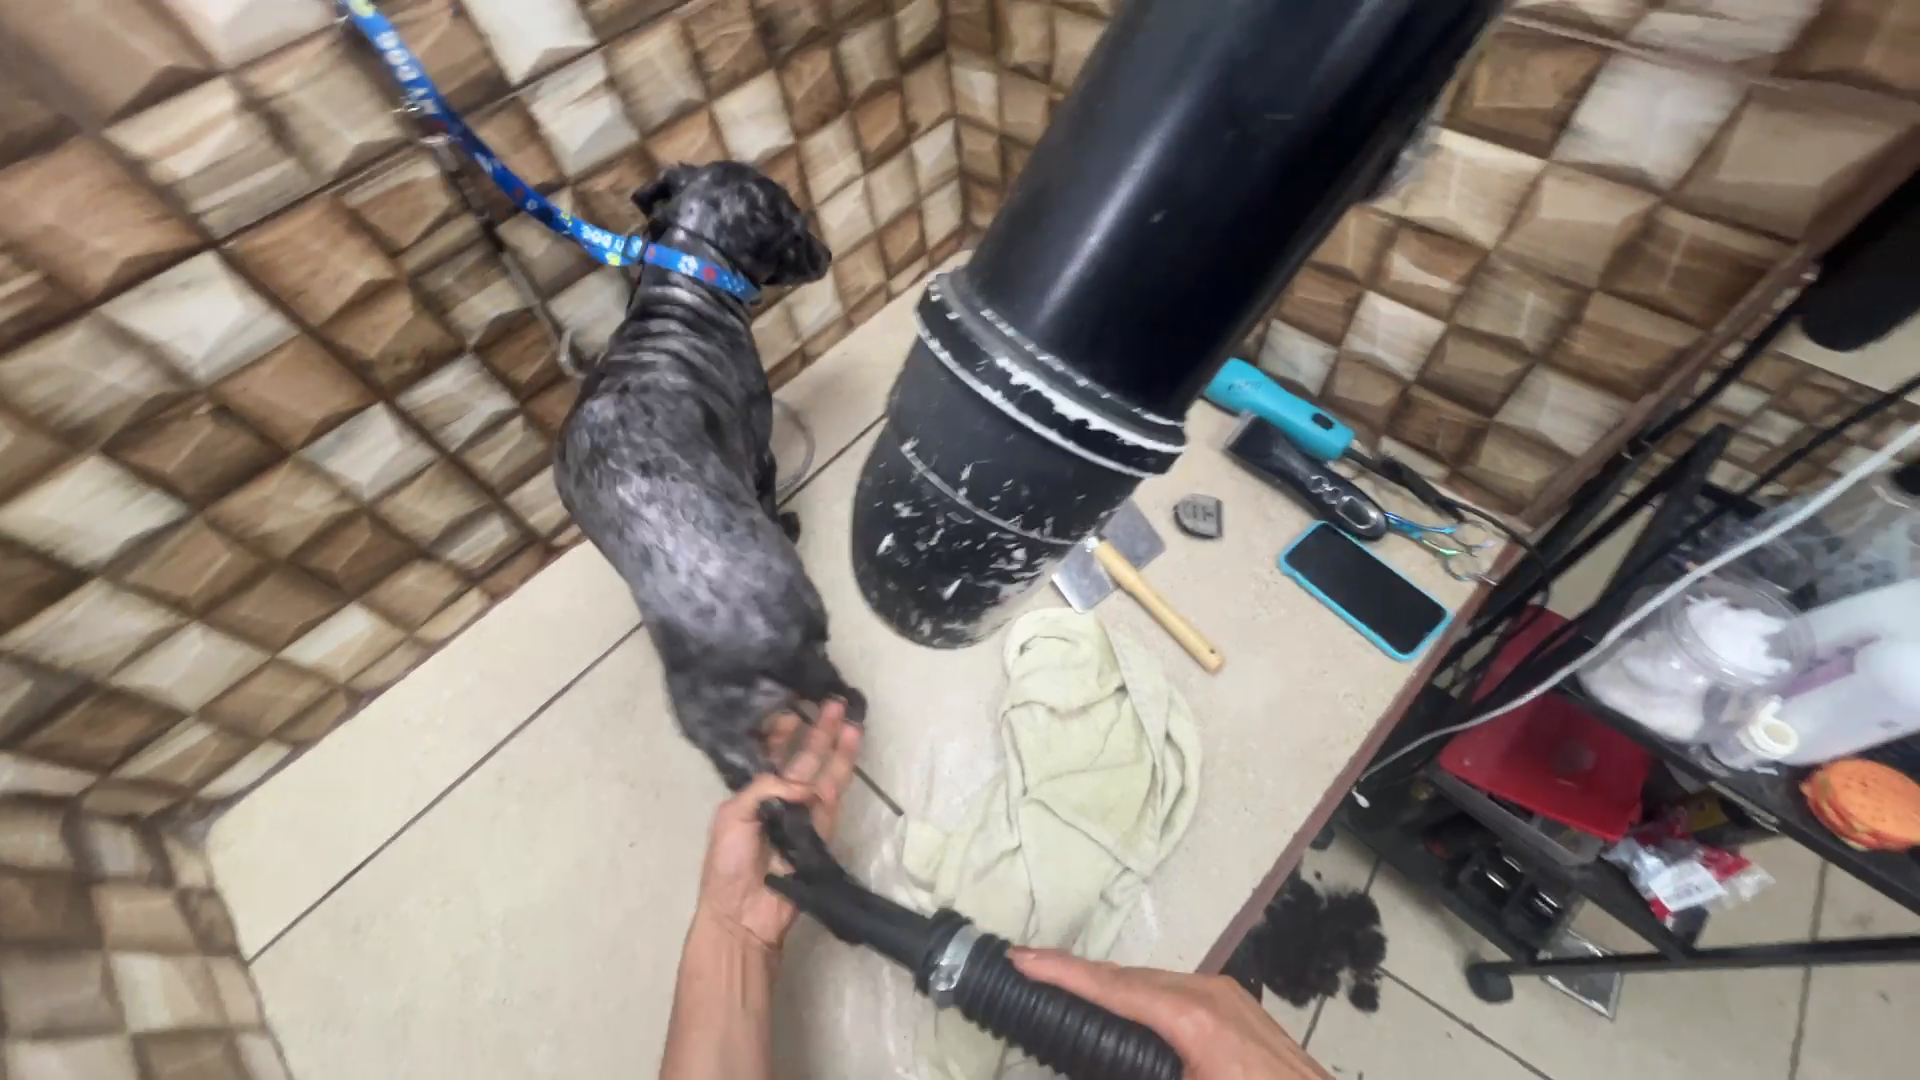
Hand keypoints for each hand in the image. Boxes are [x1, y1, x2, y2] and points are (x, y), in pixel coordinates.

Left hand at [695, 701, 861, 952]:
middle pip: (804, 756)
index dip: (784, 730)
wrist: (742, 914)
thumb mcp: (732, 817)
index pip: (773, 752)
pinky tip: (850, 749)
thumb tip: (805, 785)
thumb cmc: (727, 864)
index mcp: (755, 792)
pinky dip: (842, 770)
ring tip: (850, 717)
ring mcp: (805, 812)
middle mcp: (782, 796)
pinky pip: (834, 795)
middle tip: (834, 701)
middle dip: (819, 729)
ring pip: (824, 770)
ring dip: (837, 744)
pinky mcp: (822, 829)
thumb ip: (766, 790)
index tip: (794, 704)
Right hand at [1010, 950, 1327, 1079]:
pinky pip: (1172, 992)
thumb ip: (1130, 1069)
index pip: (1112, 987)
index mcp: (1193, 1017)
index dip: (1062, 971)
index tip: (1019, 957)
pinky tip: (1125, 1011)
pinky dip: (1140, 998)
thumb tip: (1085, 1064)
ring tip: (1067, 990)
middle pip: (1126, 978)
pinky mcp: (1236, 1006)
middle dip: (1077, 974)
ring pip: (1150, 983)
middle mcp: (1207, 991)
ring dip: (1108, 988)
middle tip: (1029, 971)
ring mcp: (1225, 995)